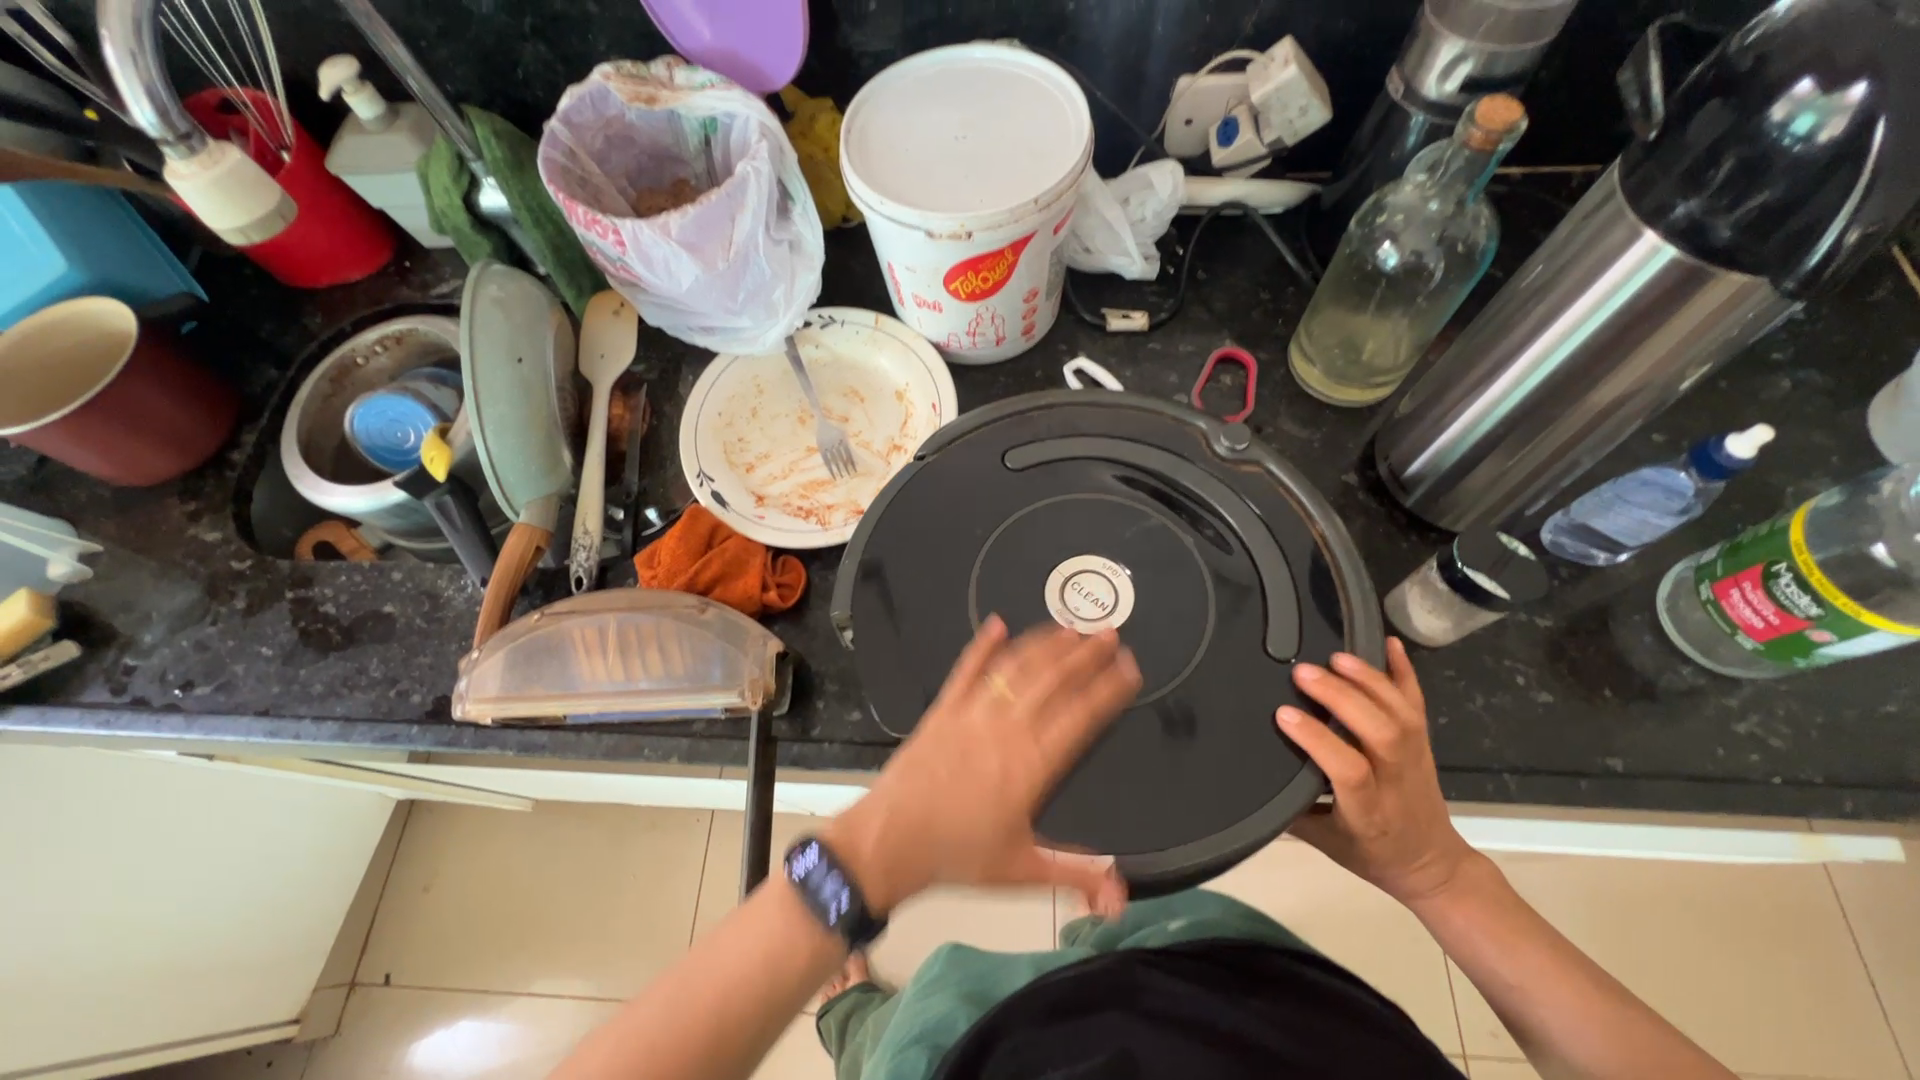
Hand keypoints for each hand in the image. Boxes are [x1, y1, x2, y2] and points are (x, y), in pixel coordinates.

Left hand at [826, 617, 1140, 916]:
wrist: (890, 842)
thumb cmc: (958, 856)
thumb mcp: (1021, 871)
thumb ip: (1075, 876)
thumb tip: (1122, 898)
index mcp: (1032, 764)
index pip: (1081, 716)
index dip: (1108, 689)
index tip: (1130, 667)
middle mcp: (1006, 729)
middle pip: (1053, 681)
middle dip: (1085, 655)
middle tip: (1110, 634)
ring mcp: (971, 714)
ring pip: (1015, 669)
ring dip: (1045, 645)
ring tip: (1070, 628)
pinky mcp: (942, 710)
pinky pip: (966, 670)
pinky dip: (983, 646)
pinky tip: (998, 624)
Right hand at [1277, 638, 1478, 906]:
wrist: (1432, 865)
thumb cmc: (1372, 855)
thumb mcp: (1326, 843)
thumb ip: (1291, 813)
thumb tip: (1249, 780)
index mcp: (1368, 810)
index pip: (1349, 769)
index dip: (1318, 739)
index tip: (1283, 715)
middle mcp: (1396, 778)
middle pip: (1380, 731)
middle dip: (1343, 697)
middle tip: (1303, 672)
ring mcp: (1417, 757)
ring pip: (1400, 713)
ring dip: (1369, 680)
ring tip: (1335, 656)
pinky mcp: (1425, 742)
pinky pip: (1418, 703)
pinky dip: (1404, 671)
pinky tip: (1387, 643)